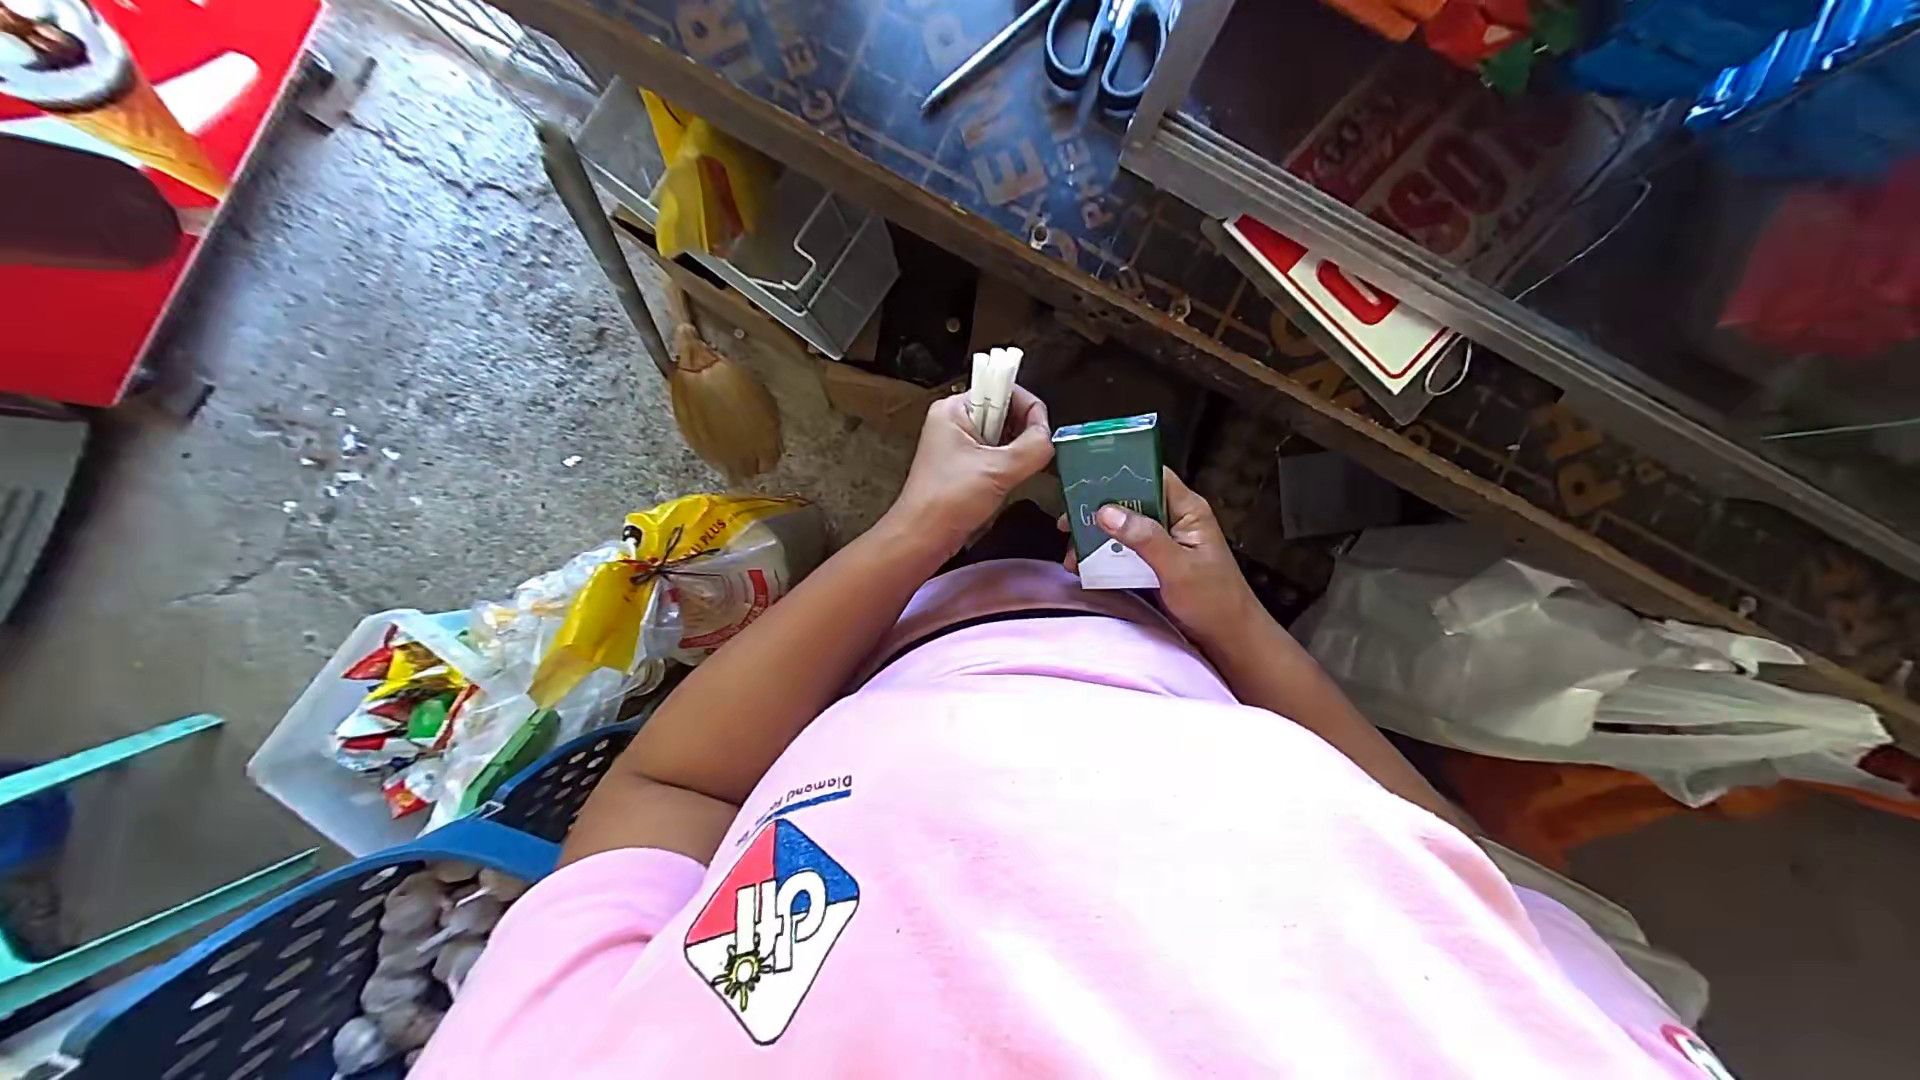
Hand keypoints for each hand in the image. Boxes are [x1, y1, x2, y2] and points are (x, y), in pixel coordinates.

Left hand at [888, 385, 1052, 557]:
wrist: (922, 539)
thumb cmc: (945, 502)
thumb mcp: (999, 469)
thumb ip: (1033, 447)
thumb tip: (1050, 437)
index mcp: (954, 409)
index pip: (1003, 389)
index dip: (1029, 408)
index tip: (1043, 431)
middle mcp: (955, 422)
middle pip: (1006, 412)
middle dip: (1024, 434)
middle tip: (1030, 456)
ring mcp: (959, 446)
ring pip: (1004, 437)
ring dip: (1016, 454)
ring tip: (1014, 473)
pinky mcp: (965, 468)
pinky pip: (997, 458)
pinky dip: (1008, 468)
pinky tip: (1007, 483)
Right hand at [1062, 467, 1264, 648]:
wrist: (1227, 638)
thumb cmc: (1215, 602)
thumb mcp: (1179, 568)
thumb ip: (1145, 538)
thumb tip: (1106, 512)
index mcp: (1187, 510)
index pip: (1151, 475)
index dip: (1119, 474)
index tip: (1085, 484)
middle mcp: (1172, 519)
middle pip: (1128, 500)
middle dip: (1096, 510)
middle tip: (1067, 522)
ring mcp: (1161, 540)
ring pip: (1120, 526)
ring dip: (1095, 537)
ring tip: (1072, 552)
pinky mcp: (1151, 560)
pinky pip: (1121, 549)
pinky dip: (1101, 556)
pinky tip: (1083, 566)